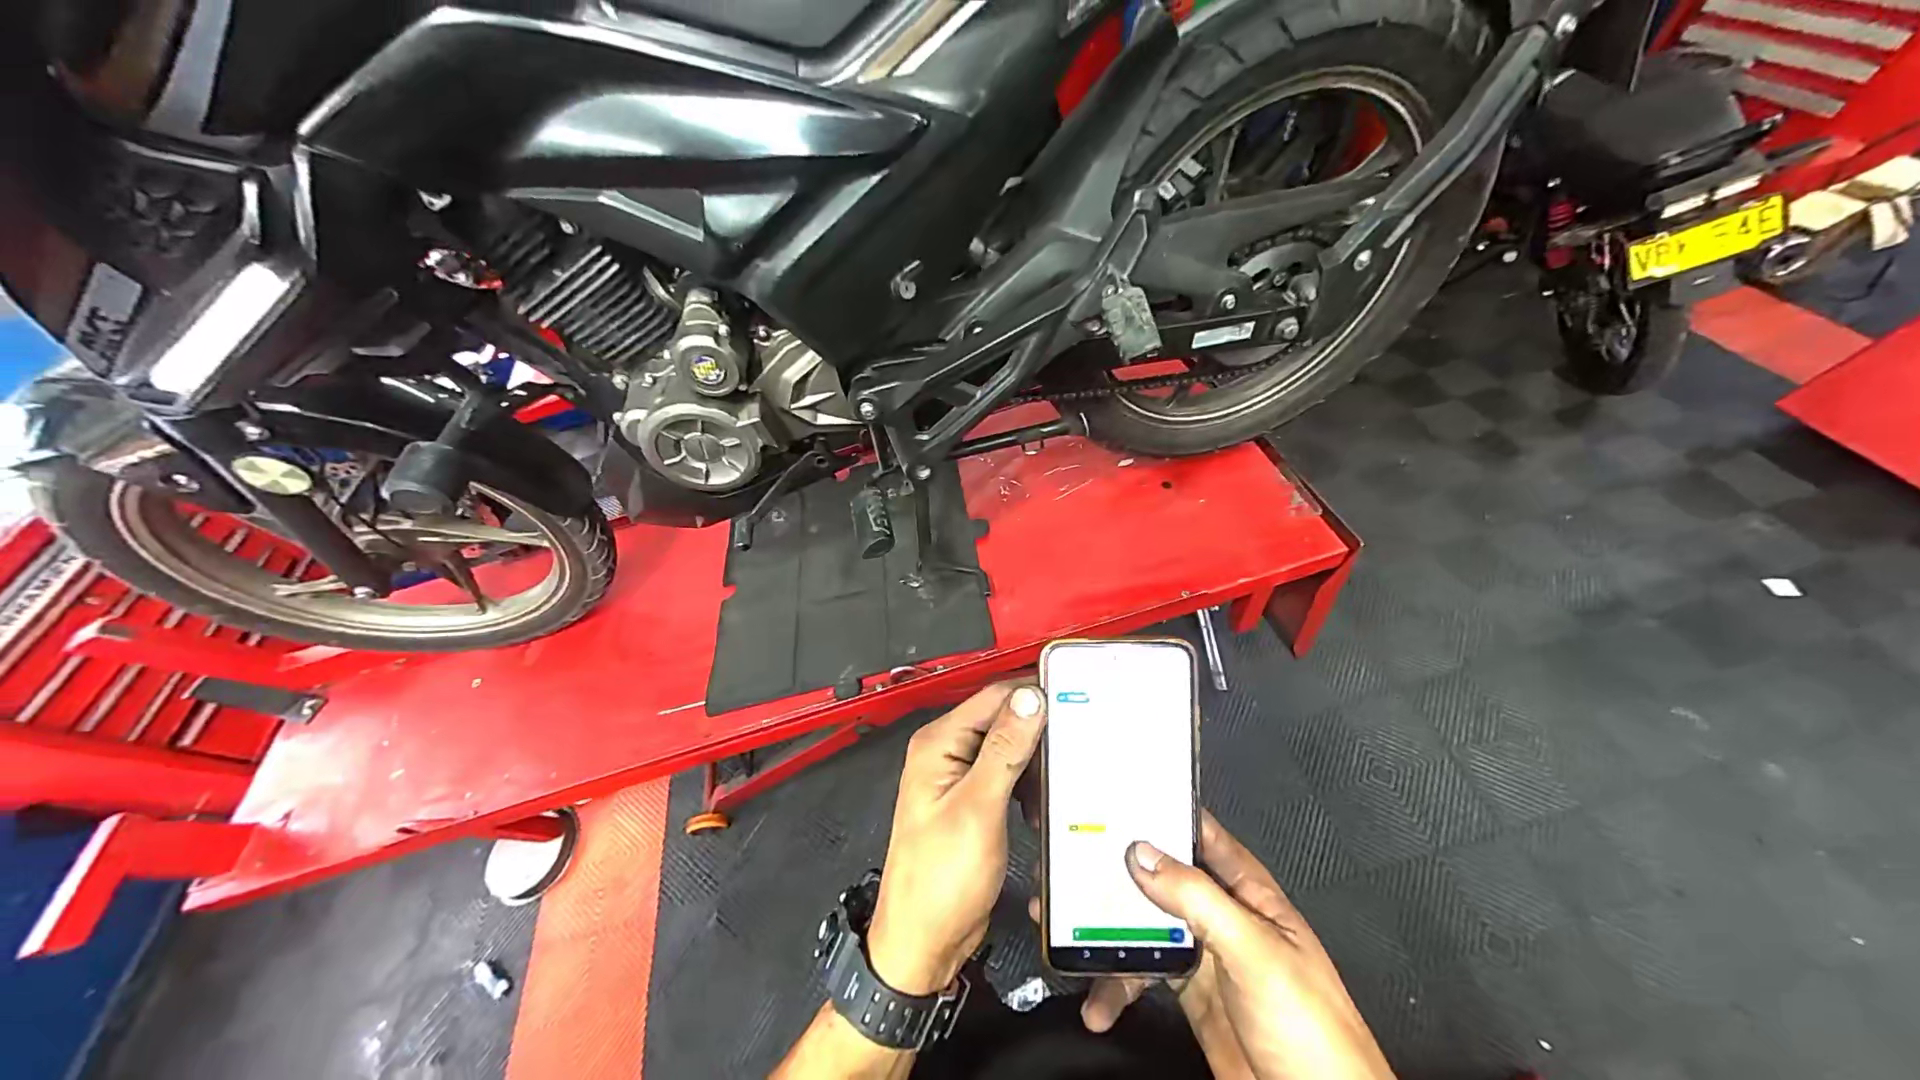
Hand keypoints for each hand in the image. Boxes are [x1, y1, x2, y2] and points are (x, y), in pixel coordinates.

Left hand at [867, 682, 1046, 994]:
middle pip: (1004, 720)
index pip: (995, 697)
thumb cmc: (936, 882)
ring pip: (1010, 749)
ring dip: (1034, 767)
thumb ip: (1004, 750)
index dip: (1034, 696)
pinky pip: (1007, 776)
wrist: (924, 940)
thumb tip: (1028, 700)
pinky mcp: (973, 800)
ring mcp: (959, 777)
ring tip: (1048, 791)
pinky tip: (1036, 809)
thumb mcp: (978, 808)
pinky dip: (1027, 788)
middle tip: (1068, 753)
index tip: (1072, 700)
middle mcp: (946, 753)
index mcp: (938, 744)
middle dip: (1037, 737)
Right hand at [1084, 811, 1395, 1079]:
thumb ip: (1197, 898)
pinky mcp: (1190, 993)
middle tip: (1079, 868)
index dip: (1164, 814)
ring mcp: (1205, 955)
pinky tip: (1103, 998)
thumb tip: (1145, 855)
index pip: (1201, 834)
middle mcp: (1223, 916)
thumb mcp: (1252, 949)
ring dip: (1108, 932)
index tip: (1121, 803)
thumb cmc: (1317, 1033)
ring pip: (1144, 926)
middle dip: (1120, 874)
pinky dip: (1116, 984)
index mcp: (1248, 893)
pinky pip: (1142, 973)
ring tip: (1075, 934)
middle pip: (1161, 879)